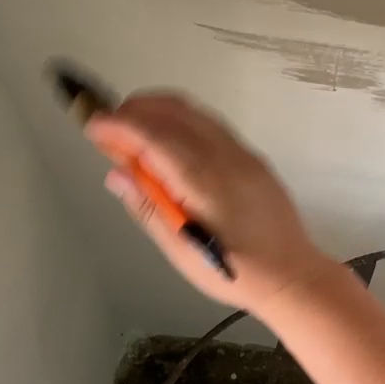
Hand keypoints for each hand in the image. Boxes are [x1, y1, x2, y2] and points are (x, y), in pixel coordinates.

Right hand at [86, 92, 344, 313]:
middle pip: (175, 112)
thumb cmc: (234, 271)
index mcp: (205, 180)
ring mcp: (244, 155)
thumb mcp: (181, 249)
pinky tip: (170, 144)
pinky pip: (212, 126)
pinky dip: (183, 123)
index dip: (119, 125)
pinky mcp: (254, 160)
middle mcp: (226, 157)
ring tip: (133, 131)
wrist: (291, 274)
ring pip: (196, 114)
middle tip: (108, 125)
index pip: (154, 135)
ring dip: (160, 111)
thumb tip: (118, 176)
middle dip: (136, 109)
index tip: (92, 124)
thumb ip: (148, 207)